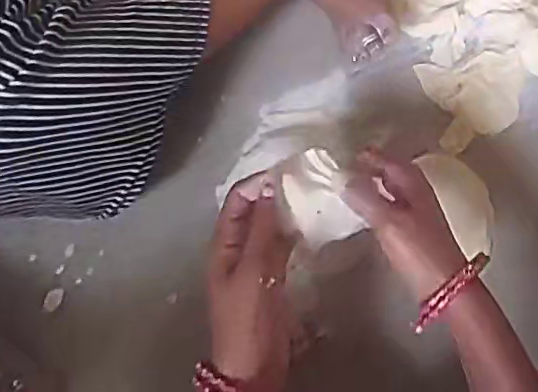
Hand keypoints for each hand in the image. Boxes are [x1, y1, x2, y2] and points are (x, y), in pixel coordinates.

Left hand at [206, 173, 295, 391]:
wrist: (253, 367)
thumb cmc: (246, 316)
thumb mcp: (252, 268)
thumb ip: (262, 226)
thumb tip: (271, 183)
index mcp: (224, 243)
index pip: (238, 198)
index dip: (258, 181)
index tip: (287, 170)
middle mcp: (238, 246)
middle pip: (255, 207)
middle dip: (276, 191)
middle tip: (305, 177)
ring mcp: (256, 259)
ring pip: (271, 223)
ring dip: (287, 209)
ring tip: (312, 193)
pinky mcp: (273, 273)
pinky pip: (283, 241)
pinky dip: (295, 229)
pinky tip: (312, 221)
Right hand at [341, 149, 468, 300]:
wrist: (446, 286)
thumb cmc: (418, 250)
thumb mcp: (389, 222)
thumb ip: (366, 199)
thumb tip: (344, 177)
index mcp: (413, 182)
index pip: (389, 160)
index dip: (370, 156)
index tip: (349, 155)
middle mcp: (418, 190)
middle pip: (393, 171)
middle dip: (373, 167)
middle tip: (349, 168)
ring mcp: (418, 209)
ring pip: (394, 187)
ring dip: (376, 184)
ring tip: (354, 186)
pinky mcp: (416, 228)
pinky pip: (394, 204)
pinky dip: (380, 200)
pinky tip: (369, 211)